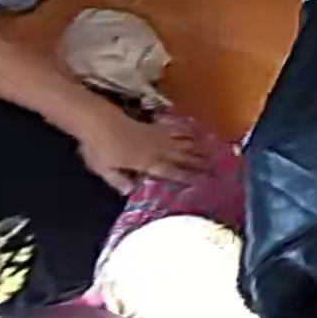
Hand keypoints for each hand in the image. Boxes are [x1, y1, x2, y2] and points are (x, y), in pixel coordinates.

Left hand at [77, 115, 206, 190]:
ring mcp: (164, 138)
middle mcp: (163, 152)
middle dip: (201, 163)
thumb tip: (128, 192)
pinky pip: (181, 131)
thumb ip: (117, 180)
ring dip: (200, 149)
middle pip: (186, 158)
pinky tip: (197, 135)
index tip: (202, 180)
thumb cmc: (100, 149)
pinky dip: (190, 133)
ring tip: (213, 153)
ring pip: (187, 145)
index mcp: (150, 163)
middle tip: (215, 167)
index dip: (188, 177)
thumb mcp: (103, 169)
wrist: (103, 125)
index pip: (173, 172)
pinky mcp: (162, 128)